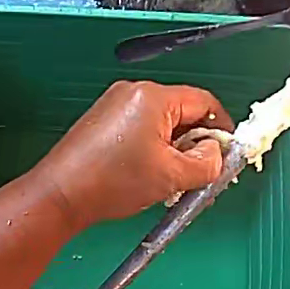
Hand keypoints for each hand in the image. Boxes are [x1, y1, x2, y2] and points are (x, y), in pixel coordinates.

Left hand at [33, 80, 234, 228]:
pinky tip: (150, 176)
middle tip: (200, 173)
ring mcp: (117, 106)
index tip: (226, 151)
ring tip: (170, 180)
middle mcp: (134, 94)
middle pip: (184, 112)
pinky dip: (154, 151)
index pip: (205, 102)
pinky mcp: (106, 123)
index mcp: (154, 98)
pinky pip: (143, 131)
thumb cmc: (108, 181)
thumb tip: (217, 155)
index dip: (221, 129)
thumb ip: (207, 163)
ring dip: (175, 150)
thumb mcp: (172, 176)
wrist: (62, 195)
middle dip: (196, 143)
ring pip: (164, 124)